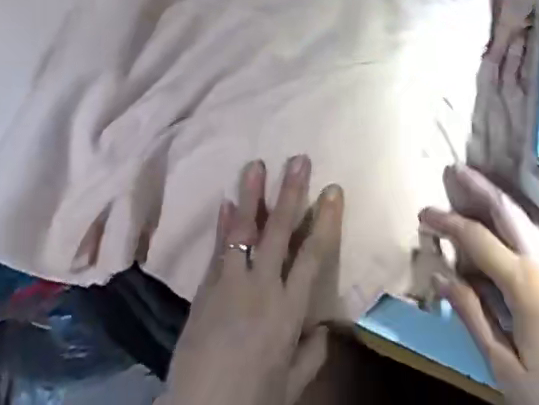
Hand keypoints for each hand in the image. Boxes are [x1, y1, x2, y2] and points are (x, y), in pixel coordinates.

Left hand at [163, 156, 343, 404]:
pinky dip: (222, 225)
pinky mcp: (205, 289)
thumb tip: (325, 330)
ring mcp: (231, 284)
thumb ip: (310, 356)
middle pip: (279, 231)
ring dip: (251, 195)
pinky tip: (225, 202)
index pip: (313, 256)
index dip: (325, 220)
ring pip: (244, 230)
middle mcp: (262, 288)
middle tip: (298, 159)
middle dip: (290, 192)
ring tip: (256, 164)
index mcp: (289, 310)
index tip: (333, 189)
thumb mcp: (291, 386)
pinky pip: (218, 249)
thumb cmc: (252, 401)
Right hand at [419, 165, 538, 404]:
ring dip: (499, 199)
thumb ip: (472, 314)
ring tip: (475, 184)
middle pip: (509, 213)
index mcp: (526, 285)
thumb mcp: (503, 365)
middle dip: (481, 188)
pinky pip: (535, 237)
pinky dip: (513, 219)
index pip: (478, 239)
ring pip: (527, 221)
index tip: (422, 213)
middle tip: (454, 169)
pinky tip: (501, 222)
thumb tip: (440, 274)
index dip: (448, 223)